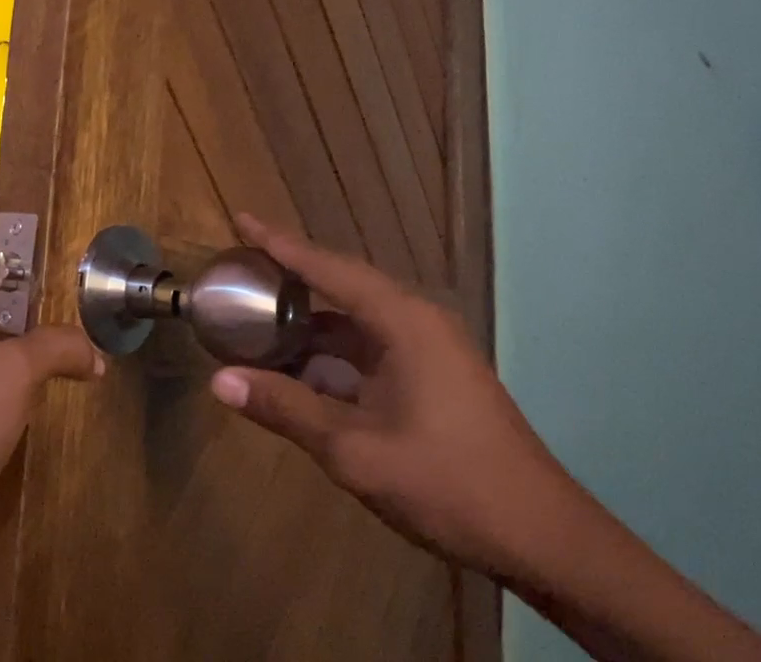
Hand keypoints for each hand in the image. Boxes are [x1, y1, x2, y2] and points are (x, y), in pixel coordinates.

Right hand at [208, 215, 579, 580]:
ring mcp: (429, 354)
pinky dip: (329, 357)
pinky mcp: (433, 381)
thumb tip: (218, 380)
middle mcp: (418, 325)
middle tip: (240, 273)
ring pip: (353, 325)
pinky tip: (297, 374)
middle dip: (290, 280)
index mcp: (404, 324)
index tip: (241, 220)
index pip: (329, 268)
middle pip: (341, 287)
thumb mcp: (353, 449)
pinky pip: (368, 352)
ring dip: (307, 327)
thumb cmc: (448, 484)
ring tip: (255, 324)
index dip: (280, 244)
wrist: (542, 540)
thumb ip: (285, 408)